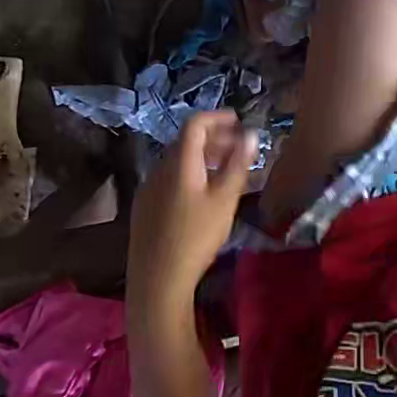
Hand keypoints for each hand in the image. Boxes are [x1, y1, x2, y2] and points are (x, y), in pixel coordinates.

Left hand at [128, 111, 257, 316]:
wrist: (157, 279)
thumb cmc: (196, 236)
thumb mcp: (225, 199)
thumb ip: (238, 164)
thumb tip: (251, 134)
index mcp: (179, 163)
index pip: (195, 124)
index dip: (217, 117)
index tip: (240, 121)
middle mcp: (159, 169)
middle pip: (186, 142)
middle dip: (214, 139)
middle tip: (239, 148)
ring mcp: (149, 189)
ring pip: (178, 162)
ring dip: (203, 158)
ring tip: (227, 172)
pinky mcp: (145, 208)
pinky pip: (170, 179)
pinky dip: (190, 174)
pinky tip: (203, 195)